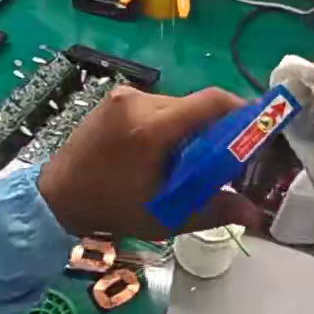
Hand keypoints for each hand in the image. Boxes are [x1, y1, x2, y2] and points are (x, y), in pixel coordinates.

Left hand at [37, 85, 262, 239]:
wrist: (55, 196)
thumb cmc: (109, 208)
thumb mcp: (163, 216)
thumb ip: (212, 210)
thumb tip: (256, 214)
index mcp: (151, 127)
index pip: (212, 102)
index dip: (243, 111)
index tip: (258, 129)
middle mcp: (138, 101)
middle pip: (195, 105)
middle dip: (215, 128)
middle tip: (224, 158)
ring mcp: (123, 97)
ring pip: (176, 105)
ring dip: (189, 127)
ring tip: (188, 159)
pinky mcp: (114, 99)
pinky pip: (155, 106)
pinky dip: (168, 124)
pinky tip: (162, 150)